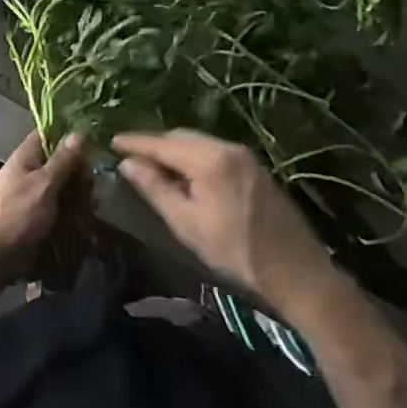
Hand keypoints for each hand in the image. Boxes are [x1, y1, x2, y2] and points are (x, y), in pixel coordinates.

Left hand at [0, 131, 87, 283]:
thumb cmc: (17, 214)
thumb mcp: (44, 184)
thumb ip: (63, 160)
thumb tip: (80, 132)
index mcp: (26, 157)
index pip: (49, 133)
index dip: (70, 135)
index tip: (93, 142)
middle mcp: (30, 171)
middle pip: (61, 162)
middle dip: (79, 172)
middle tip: (91, 185)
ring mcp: (34, 194)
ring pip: (64, 185)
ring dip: (79, 194)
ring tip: (91, 206)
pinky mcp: (39, 214)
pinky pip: (60, 204)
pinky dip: (72, 209)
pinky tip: (85, 218)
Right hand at [113, 130, 332, 308]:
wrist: (294, 270)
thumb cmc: (234, 251)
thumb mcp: (186, 224)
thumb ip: (156, 189)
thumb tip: (128, 164)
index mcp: (210, 159)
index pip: (163, 143)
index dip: (135, 142)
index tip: (112, 142)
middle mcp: (228, 148)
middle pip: (182, 137)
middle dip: (155, 144)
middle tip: (129, 155)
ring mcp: (245, 155)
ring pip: (199, 142)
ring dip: (174, 149)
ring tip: (152, 164)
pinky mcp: (254, 167)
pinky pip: (215, 151)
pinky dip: (194, 156)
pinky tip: (184, 173)